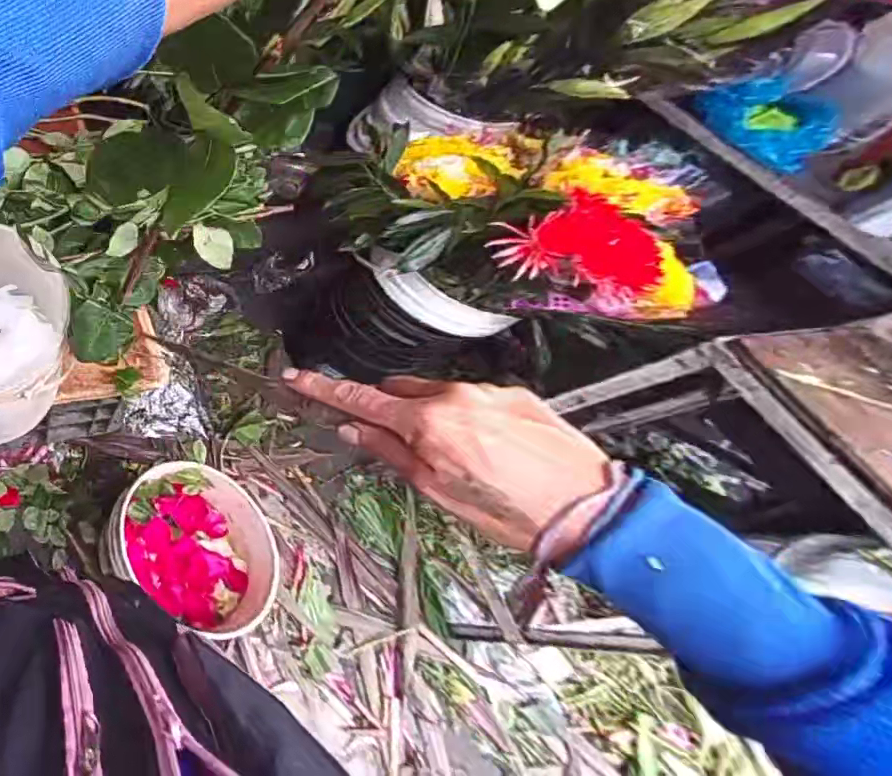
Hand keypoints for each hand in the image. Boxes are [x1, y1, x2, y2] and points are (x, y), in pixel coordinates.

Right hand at [284, 372, 613, 552]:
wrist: (591, 510)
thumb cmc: (514, 513)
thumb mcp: (438, 492)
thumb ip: (391, 453)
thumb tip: (355, 429)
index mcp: (428, 423)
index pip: (361, 398)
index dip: (324, 389)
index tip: (299, 378)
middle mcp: (453, 396)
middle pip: (399, 391)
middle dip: (393, 410)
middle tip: (407, 445)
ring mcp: (485, 390)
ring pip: (435, 393)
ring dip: (432, 414)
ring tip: (463, 455)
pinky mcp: (512, 391)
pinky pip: (471, 396)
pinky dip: (467, 415)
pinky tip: (490, 447)